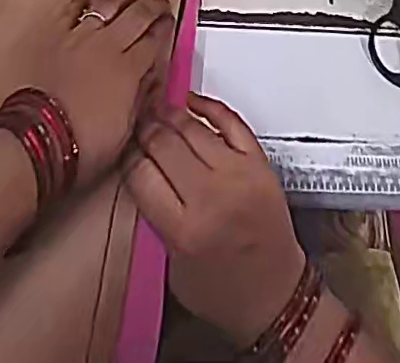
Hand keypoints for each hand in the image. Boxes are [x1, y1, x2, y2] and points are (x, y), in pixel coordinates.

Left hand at [46, 0, 173, 183]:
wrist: (40, 137)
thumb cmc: (84, 143)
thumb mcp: (125, 130)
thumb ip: (141, 98)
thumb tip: (151, 79)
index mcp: (128, 69)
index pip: (153, 40)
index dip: (164, 29)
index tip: (169, 22)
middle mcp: (107, 46)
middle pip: (136, 16)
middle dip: (152, 6)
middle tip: (160, 2)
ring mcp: (80, 38)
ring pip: (107, 7)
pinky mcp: (56, 38)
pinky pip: (70, 12)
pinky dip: (79, 2)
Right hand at [124, 94, 306, 346]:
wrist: (276, 297)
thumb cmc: (221, 289)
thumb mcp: (172, 266)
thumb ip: (155, 216)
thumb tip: (140, 166)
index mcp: (184, 231)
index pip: (141, 174)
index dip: (128, 156)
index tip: (123, 150)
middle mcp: (211, 197)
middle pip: (164, 144)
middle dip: (145, 130)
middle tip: (136, 124)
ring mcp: (239, 175)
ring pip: (193, 127)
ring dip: (170, 114)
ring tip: (156, 110)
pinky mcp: (259, 163)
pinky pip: (230, 120)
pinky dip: (208, 106)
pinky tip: (190, 101)